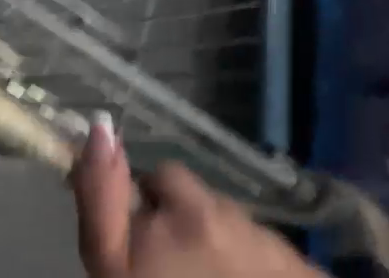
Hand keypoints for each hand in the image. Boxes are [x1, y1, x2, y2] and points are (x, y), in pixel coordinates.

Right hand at [73, 115, 321, 277]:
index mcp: (193, 211)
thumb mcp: (108, 258)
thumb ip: (99, 190)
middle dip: (193, 227)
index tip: (145, 239)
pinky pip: (285, 263)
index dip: (150, 202)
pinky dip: (267, 275)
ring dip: (232, 253)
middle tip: (179, 269)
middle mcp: (248, 224)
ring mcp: (289, 258)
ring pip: (248, 236)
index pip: (165, 174)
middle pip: (210, 205)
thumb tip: (99, 127)